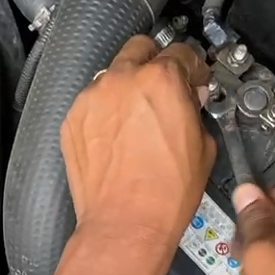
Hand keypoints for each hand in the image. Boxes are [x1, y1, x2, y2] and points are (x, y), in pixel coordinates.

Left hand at [61, 35, 213, 274]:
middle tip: (162, 87)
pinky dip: (104, 113)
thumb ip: (195, 113)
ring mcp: (91, 100)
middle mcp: (121, 81)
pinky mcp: (72, 121)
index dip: (192, 67)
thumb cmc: (164, 194)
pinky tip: (115, 139)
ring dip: (125, 89)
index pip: (181, 52)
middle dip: (154, 62)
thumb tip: (190, 103)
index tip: (193, 78)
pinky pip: (91, 105)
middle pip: (139, 49)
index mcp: (161, 80)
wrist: (125, 225)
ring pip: (111, 76)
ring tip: (135, 119)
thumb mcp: (203, 148)